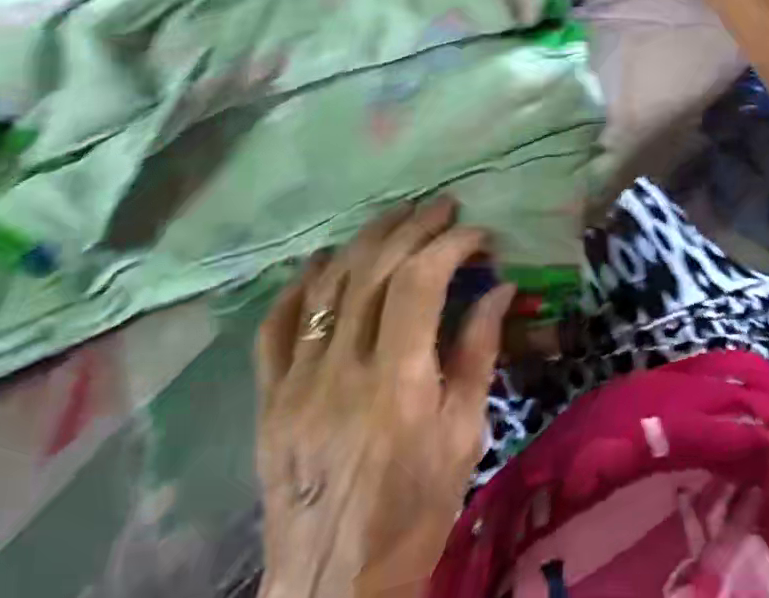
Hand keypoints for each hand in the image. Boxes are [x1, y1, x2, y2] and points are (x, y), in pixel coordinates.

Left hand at [254, 198, 516, 597]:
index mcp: (397, 384)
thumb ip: (478, 355)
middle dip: (411, 227)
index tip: (477, 234)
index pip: (420, 283)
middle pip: (372, 270)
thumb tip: (500, 288)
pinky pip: (274, 326)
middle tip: (440, 208)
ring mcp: (296, 382)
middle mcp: (341, 371)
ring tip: (394, 218)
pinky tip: (322, 261)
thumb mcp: (464, 438)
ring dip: (363, 241)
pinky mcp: (267, 398)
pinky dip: (299, 285)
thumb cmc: (415, 512)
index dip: (450, 244)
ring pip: (325, 286)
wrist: (334, 585)